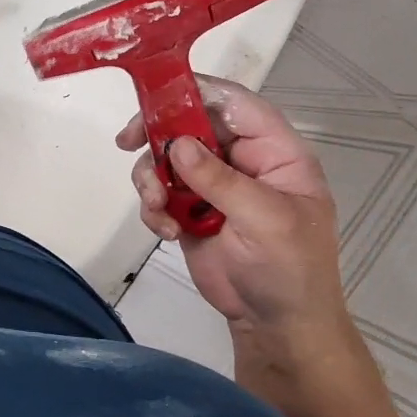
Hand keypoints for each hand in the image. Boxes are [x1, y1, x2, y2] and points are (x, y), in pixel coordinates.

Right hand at [116, 76, 347, 343]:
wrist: (275, 323)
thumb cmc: (290, 269)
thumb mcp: (265, 220)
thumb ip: (220, 180)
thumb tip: (178, 145)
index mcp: (274, 152)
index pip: (235, 105)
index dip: (196, 93)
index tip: (154, 100)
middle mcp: (242, 161)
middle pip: (190, 125)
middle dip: (157, 136)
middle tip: (127, 144)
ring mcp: (213, 186)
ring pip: (167, 159)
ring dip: (152, 180)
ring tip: (158, 209)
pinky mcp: (191, 212)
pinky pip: (160, 193)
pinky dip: (153, 209)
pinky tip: (166, 232)